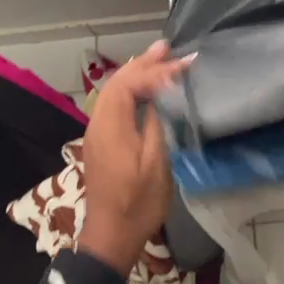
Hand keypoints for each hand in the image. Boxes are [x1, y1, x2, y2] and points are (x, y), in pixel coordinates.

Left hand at [77, 41, 190, 274]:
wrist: (111, 236)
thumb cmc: (138, 202)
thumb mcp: (156, 163)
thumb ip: (157, 122)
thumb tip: (163, 93)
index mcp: (110, 125)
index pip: (131, 83)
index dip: (157, 70)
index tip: (185, 64)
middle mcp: (98, 123)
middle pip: (118, 82)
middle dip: (143, 63)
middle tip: (168, 47)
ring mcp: (97, 132)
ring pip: (114, 91)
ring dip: (136, 73)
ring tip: (160, 58)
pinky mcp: (101, 141)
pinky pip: (114, 103)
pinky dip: (131, 88)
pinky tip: (146, 88)